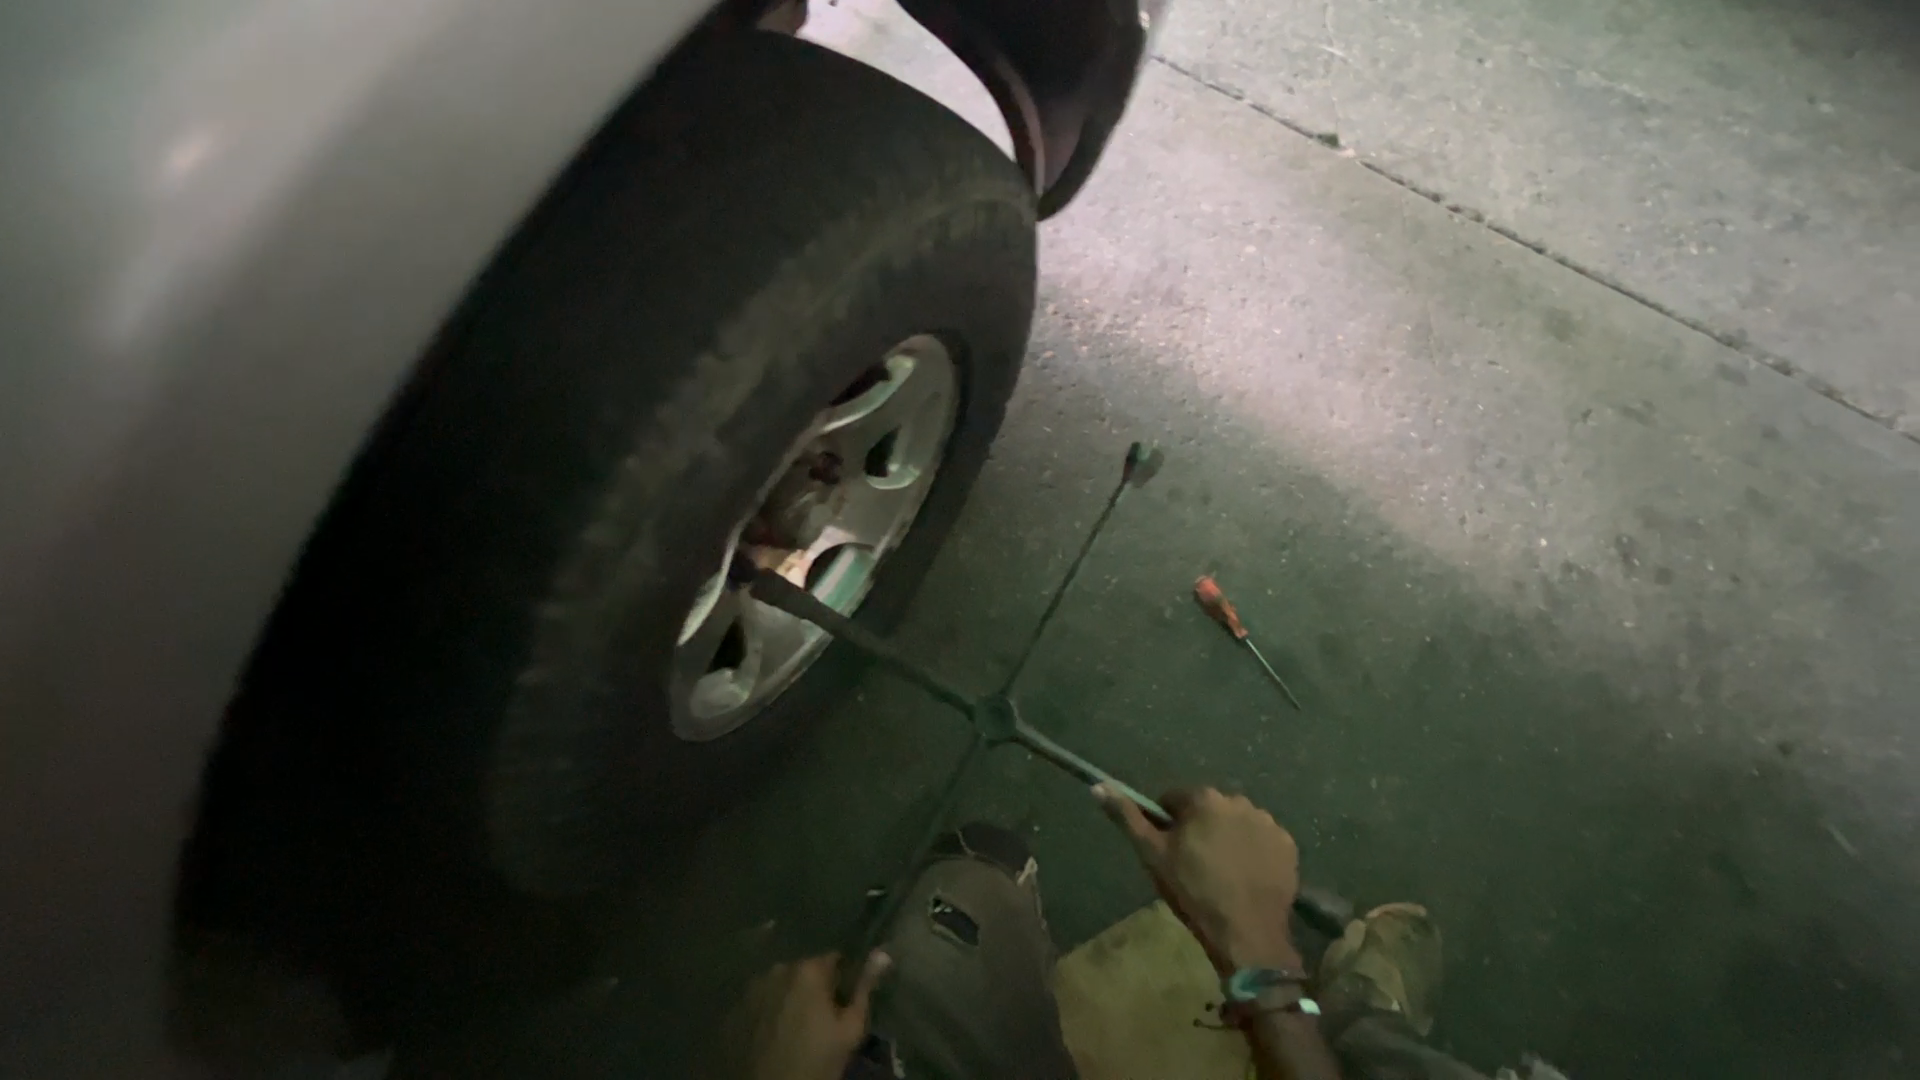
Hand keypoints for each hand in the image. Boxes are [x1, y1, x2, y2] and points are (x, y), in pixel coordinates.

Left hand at [713, 951, 890, 1079]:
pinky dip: (767, 1013)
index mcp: (808, 970)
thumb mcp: (849, 1031)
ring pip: (781, 986)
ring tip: (792, 1032)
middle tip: (818, 1024)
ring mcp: (752, 988)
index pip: (834, 960)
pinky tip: (771, 1038)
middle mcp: (778, 968)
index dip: (841, 982)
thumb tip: (882, 952)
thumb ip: (864, 988)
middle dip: (813, 991)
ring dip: (789, 1000)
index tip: (841, 1006)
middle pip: (805, 972)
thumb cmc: (814, 1064)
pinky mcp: (733, 1010)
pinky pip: (760, 1003)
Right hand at [1097, 786, 1301, 974]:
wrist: (1247, 936)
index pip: (1174, 799)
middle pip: (1208, 808)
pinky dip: (1253, 851)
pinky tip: (1245, 876)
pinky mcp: (1288, 845)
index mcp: (1204, 799)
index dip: (1167, 823)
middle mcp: (1239, 801)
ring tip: (1221, 872)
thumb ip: (1127, 817)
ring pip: (1236, 822)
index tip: (1169, 849)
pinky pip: (1262, 839)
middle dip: (1199, 828)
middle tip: (1193, 863)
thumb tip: (1098, 786)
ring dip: (1227, 837)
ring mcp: (1267, 822)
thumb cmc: (1193, 892)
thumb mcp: (1152, 855)